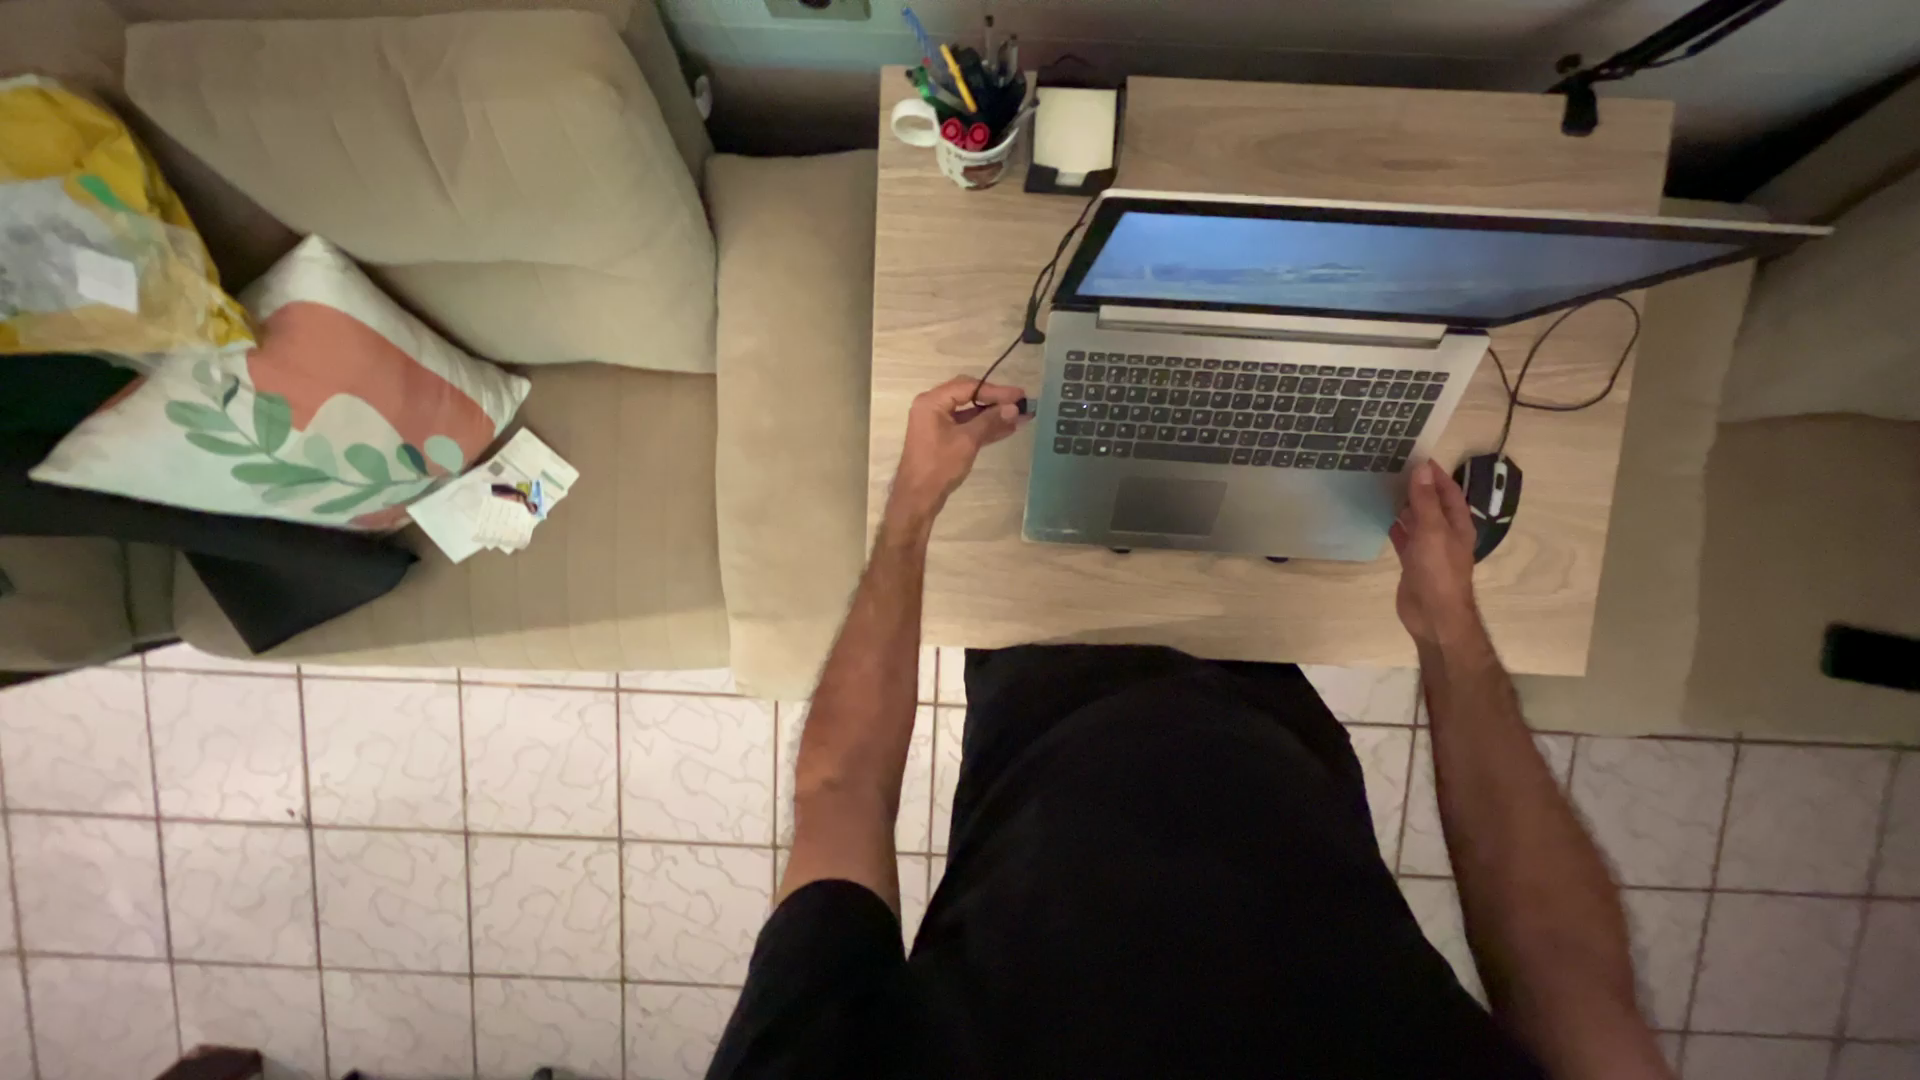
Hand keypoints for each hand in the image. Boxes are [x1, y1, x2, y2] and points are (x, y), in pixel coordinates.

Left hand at [887, 376, 1027, 529]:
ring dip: (993, 415)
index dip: (996, 391)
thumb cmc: (939, 466)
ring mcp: (936, 423)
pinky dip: (984, 427)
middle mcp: (932, 407)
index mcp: (932, 401)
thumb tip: (1014, 408)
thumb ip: (990, 421)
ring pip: (969, 413)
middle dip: (995, 401)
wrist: (918, 497)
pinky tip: (1006, 428)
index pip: (968, 387)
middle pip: (968, 395)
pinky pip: (965, 426)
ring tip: (1020, 416)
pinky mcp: (942, 437)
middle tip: (1021, 402)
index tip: (1020, 395)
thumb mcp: (967, 441)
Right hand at [1390, 460, 1481, 648]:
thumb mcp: (1432, 531)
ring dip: (1405, 505)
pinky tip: (1382, 517)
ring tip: (1385, 488)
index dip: (1436, 475)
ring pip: (1417, 520)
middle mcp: (1445, 534)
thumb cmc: (1438, 571)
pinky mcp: (1413, 562)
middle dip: (1418, 487)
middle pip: (1432, 504)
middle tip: (1395, 470)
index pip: (1449, 492)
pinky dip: (1395, 526)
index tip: (1417, 457)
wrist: (1434, 614)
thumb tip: (1422, 469)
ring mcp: (1429, 549)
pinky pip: (1404, 538)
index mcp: (1457, 525)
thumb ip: (1426, 501)